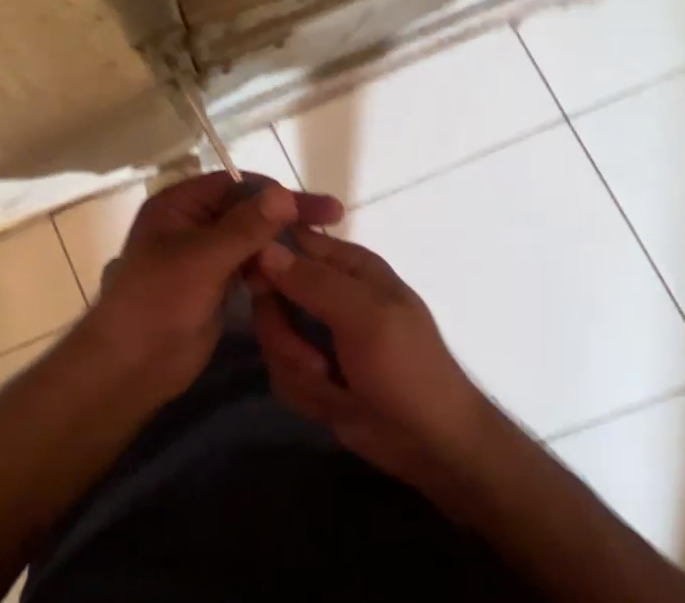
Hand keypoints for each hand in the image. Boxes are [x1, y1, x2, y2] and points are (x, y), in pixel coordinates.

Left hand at [77, 173, 343, 399]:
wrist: (134, 363)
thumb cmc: (159, 301)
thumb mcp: (203, 259)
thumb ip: (245, 227)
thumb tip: (284, 193)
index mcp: (177, 205)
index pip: (234, 184)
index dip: (276, 192)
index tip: (320, 206)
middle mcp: (189, 223)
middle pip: (245, 209)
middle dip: (283, 217)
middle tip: (332, 223)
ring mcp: (202, 255)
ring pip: (249, 239)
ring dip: (280, 244)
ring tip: (323, 251)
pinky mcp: (214, 284)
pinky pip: (248, 266)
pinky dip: (271, 268)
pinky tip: (299, 275)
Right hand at [251, 230, 496, 485]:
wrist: (429, 445)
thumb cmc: (408, 370)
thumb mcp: (366, 317)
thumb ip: (313, 281)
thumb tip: (261, 247)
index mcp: (346, 265)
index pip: (288, 238)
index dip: (264, 254)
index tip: (255, 281)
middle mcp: (325, 291)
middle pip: (267, 293)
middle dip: (283, 334)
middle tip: (313, 361)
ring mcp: (314, 332)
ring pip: (269, 336)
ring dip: (295, 367)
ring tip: (331, 384)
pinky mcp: (308, 369)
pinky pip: (278, 370)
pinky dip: (302, 391)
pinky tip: (332, 401)